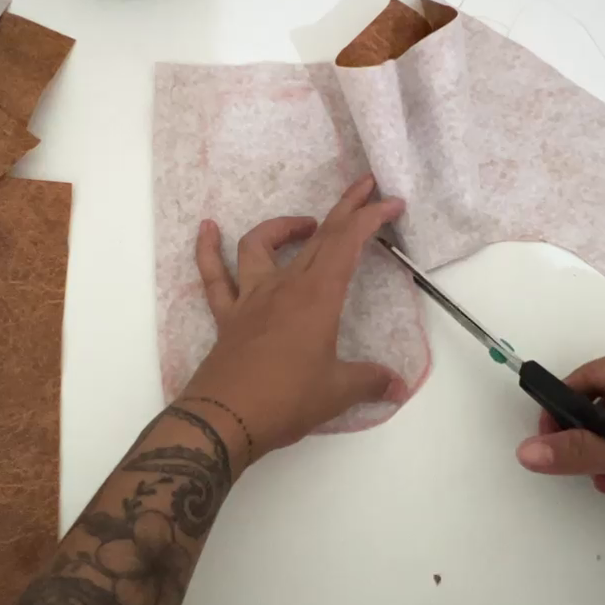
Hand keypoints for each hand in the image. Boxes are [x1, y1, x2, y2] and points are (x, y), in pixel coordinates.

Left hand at [181, 175, 407, 462]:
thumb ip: (370, 381)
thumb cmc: (287, 400)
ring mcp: (250, 298)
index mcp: (316, 297)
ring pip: (260, 245)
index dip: (370, 218)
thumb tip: (398, 385)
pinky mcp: (227, 315)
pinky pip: (214, 276)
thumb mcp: (338, 392)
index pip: (347, 244)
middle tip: (365, 186)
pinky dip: (208, 249)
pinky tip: (207, 227)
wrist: (226, 418)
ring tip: (305, 224)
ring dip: (283, 227)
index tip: (390, 201)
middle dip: (345, 208)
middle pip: (316, 236)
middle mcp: (283, 287)